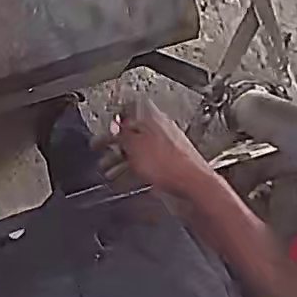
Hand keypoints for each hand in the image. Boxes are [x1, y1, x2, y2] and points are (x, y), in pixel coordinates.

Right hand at [103, 97, 220, 200]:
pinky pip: (149, 165)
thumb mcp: (133, 146)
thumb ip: (121, 134)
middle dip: (116, 144)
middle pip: (134, 132)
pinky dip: (135, 171)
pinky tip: (127, 180)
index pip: (130, 110)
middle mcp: (162, 129)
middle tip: (103, 151)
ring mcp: (169, 148)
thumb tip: (114, 127)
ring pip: (140, 151)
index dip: (114, 120)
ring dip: (122, 160)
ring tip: (109, 170)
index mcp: (153, 118)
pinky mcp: (172, 165)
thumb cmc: (168, 163)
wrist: (193, 186)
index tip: (104, 130)